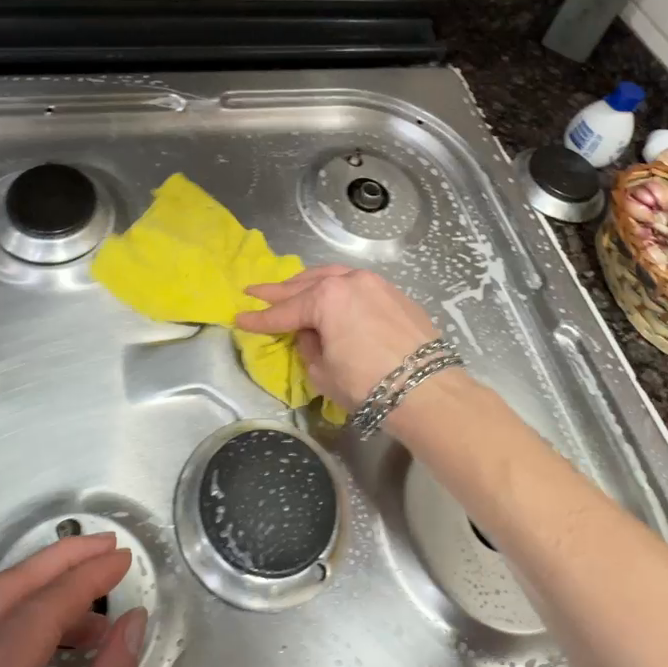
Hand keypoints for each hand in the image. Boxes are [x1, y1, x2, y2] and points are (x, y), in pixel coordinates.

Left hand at [0, 534, 145, 666]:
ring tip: (93, 616)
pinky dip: (15, 623)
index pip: (41, 608)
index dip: (86, 577)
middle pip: (5, 592)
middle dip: (60, 562)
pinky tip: (51, 640)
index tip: (123, 556)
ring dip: (41, 595)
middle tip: (106, 546)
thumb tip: (133, 620)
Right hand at [237, 266, 441, 410]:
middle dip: (280, 291)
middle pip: (307, 285)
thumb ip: (310, 349)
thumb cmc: (368, 384)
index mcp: (327, 297)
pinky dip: (340, 289)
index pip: (285, 311)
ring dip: (311, 283)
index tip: (240, 318)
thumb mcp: (324, 373)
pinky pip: (358, 286)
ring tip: (293, 288)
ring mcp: (377, 284)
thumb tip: (312, 336)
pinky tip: (334, 297)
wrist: (427, 390)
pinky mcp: (397, 295)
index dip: (260, 318)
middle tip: (256, 292)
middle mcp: (350, 281)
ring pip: (335, 277)